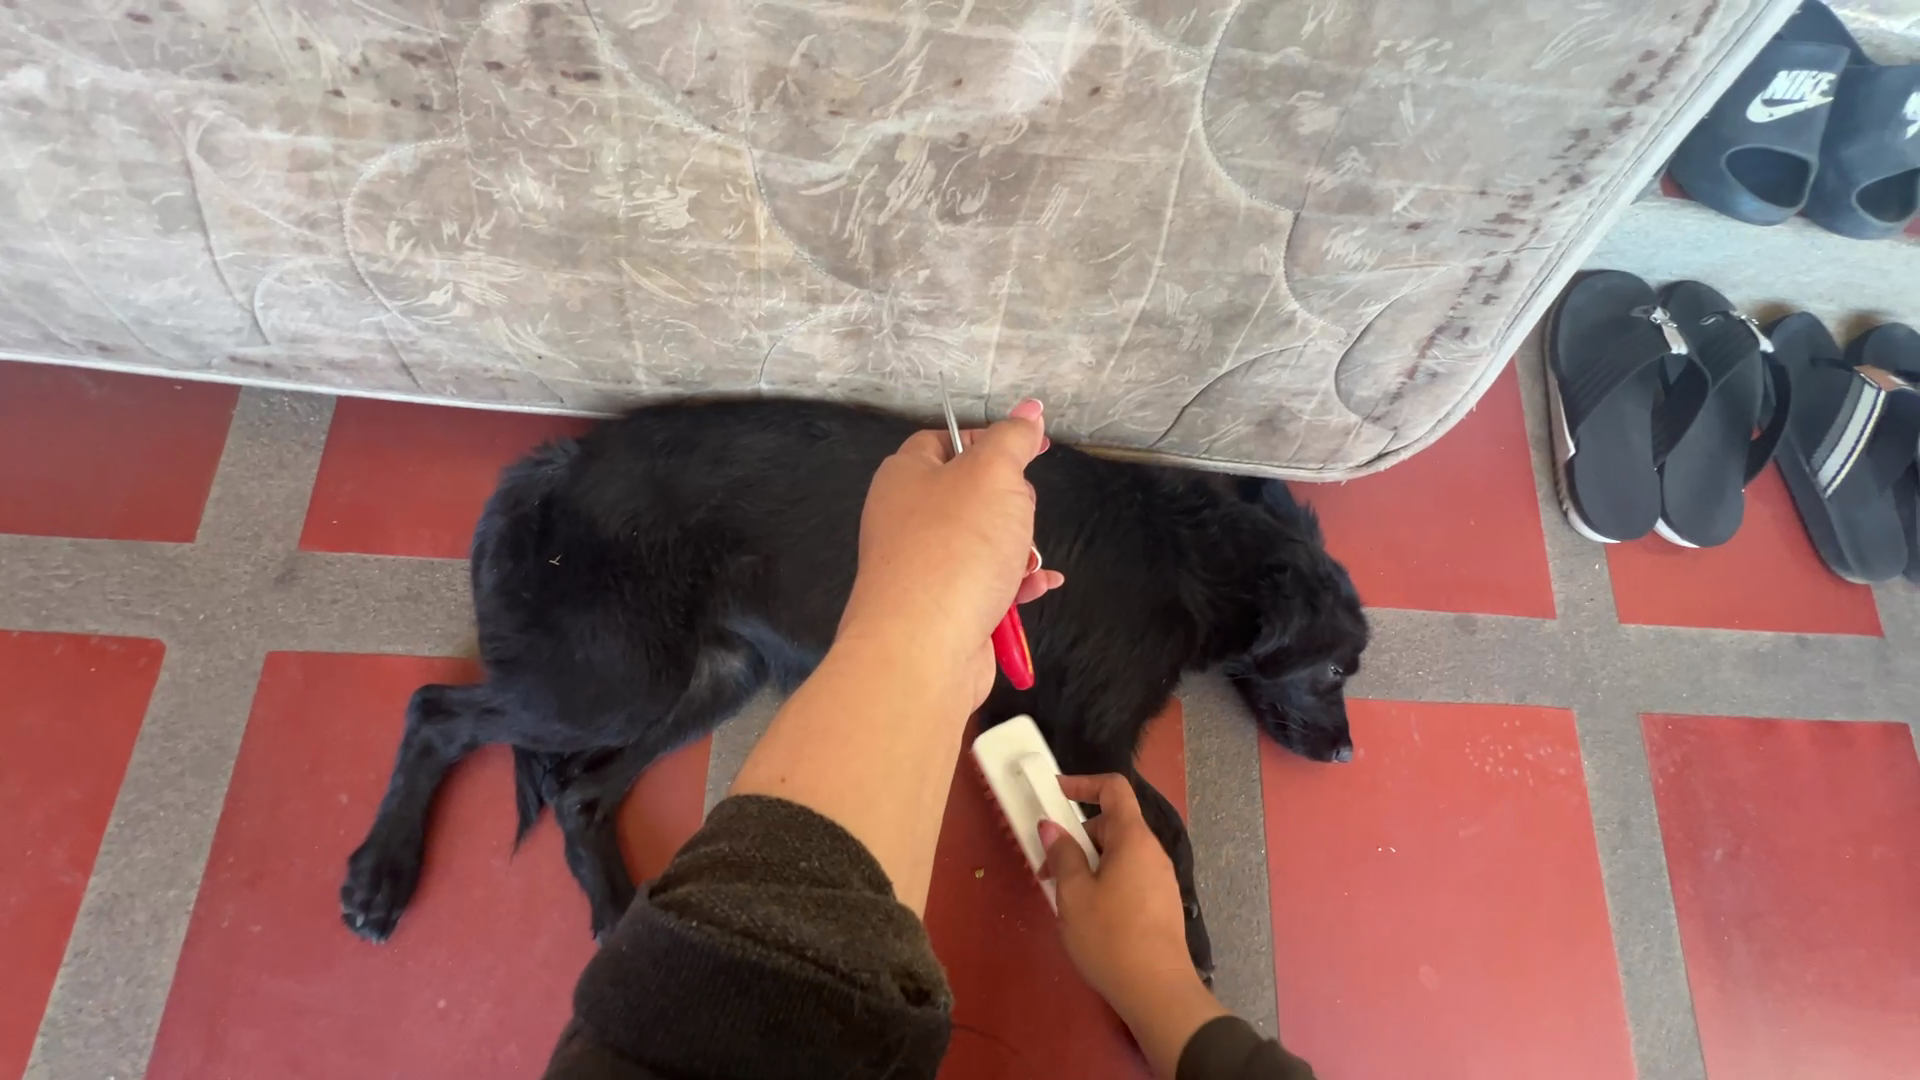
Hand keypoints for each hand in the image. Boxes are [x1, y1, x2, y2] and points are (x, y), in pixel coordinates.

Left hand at [836, 400, 1063, 703]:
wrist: (923, 647)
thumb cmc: (954, 548)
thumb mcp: (994, 475)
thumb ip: (1014, 439)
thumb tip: (1029, 410)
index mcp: (906, 475)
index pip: (948, 439)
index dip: (990, 439)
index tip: (1031, 446)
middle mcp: (907, 517)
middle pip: (972, 493)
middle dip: (1010, 505)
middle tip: (1017, 516)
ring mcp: (922, 564)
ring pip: (983, 541)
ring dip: (1017, 550)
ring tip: (1022, 562)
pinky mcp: (941, 604)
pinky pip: (984, 582)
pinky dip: (1013, 583)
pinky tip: (1037, 586)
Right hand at [1041, 774, 1226, 1078]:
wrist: (1159, 995)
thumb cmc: (1111, 938)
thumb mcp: (1074, 894)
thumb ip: (1062, 854)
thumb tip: (1051, 827)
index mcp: (1132, 838)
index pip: (1113, 789)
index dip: (1083, 783)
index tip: (1054, 793)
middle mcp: (1151, 851)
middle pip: (1111, 823)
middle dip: (1077, 836)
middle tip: (1047, 865)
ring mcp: (1160, 878)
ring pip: (1118, 853)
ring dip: (1088, 862)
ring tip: (1063, 896)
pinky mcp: (1162, 903)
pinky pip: (1128, 875)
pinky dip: (1104, 880)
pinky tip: (1088, 913)